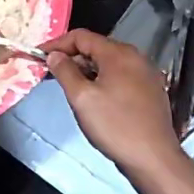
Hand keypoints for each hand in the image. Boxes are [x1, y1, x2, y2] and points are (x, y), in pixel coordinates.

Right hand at [42, 30, 186, 179]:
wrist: (153, 156)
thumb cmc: (115, 126)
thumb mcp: (82, 98)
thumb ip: (65, 71)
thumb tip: (55, 55)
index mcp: (118, 53)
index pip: (82, 36)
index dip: (58, 43)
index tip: (40, 55)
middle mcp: (136, 57)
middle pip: (98, 47)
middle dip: (73, 56)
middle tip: (53, 72)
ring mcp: (147, 73)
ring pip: (110, 62)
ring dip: (88, 68)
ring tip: (71, 85)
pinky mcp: (152, 90)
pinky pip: (123, 75)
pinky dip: (105, 79)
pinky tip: (96, 96)